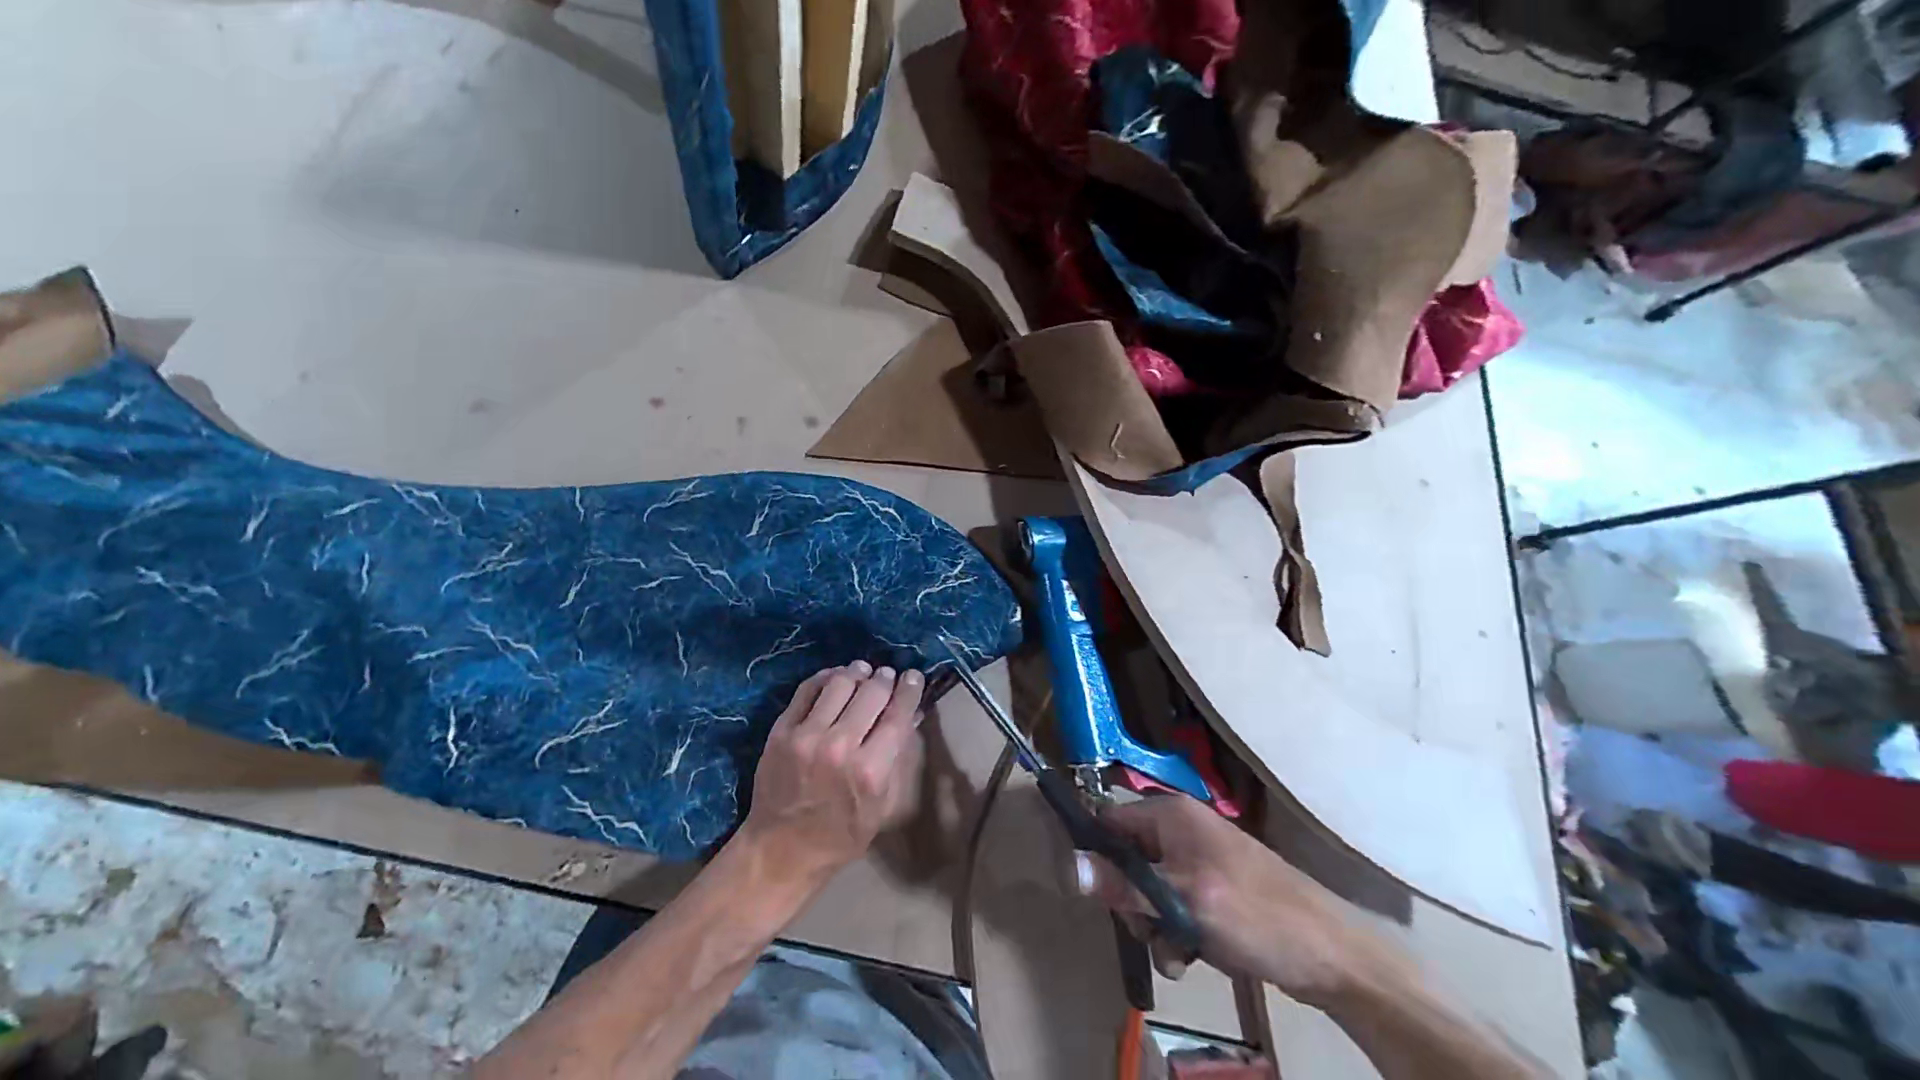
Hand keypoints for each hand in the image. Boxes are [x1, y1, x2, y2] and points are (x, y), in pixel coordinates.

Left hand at [736, 661, 926, 890]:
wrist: (782, 850)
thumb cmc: (841, 835)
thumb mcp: (882, 804)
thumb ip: (898, 757)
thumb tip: (910, 715)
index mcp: (870, 770)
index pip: (897, 715)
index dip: (909, 690)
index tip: (914, 677)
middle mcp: (839, 747)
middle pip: (871, 693)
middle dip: (885, 679)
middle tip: (888, 675)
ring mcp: (806, 737)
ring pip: (839, 684)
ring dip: (856, 673)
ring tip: (863, 671)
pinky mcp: (781, 732)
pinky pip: (806, 690)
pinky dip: (825, 677)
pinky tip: (835, 677)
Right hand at [1075, 793, 1390, 1006]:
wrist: (1331, 955)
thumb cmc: (1255, 916)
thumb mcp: (1183, 902)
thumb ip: (1125, 885)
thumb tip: (1069, 866)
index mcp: (1172, 815)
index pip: (1108, 821)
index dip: (1093, 853)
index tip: (1090, 892)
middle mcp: (1180, 830)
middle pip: (1125, 859)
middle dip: (1131, 900)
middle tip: (1149, 926)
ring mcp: (1197, 860)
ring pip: (1147, 889)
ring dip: (1154, 924)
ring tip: (1177, 950)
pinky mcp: (1210, 890)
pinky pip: (1172, 906)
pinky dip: (1174, 932)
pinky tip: (1191, 956)